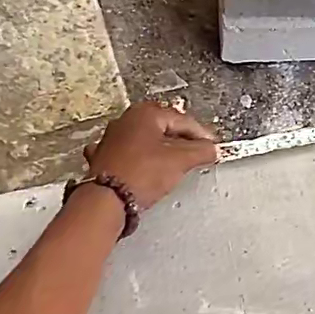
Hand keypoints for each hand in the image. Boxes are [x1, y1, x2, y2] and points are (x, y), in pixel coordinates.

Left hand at [82, 102, 218, 209]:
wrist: (106, 200)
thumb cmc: (141, 174)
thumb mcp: (181, 161)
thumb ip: (201, 151)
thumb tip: (210, 149)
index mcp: (145, 113)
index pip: (183, 120)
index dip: (200, 135)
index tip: (211, 146)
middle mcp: (126, 120)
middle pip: (163, 128)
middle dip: (181, 141)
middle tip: (196, 154)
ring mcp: (112, 138)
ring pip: (145, 141)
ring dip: (161, 151)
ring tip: (174, 166)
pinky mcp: (103, 158)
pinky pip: (129, 155)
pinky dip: (141, 161)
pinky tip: (146, 170)